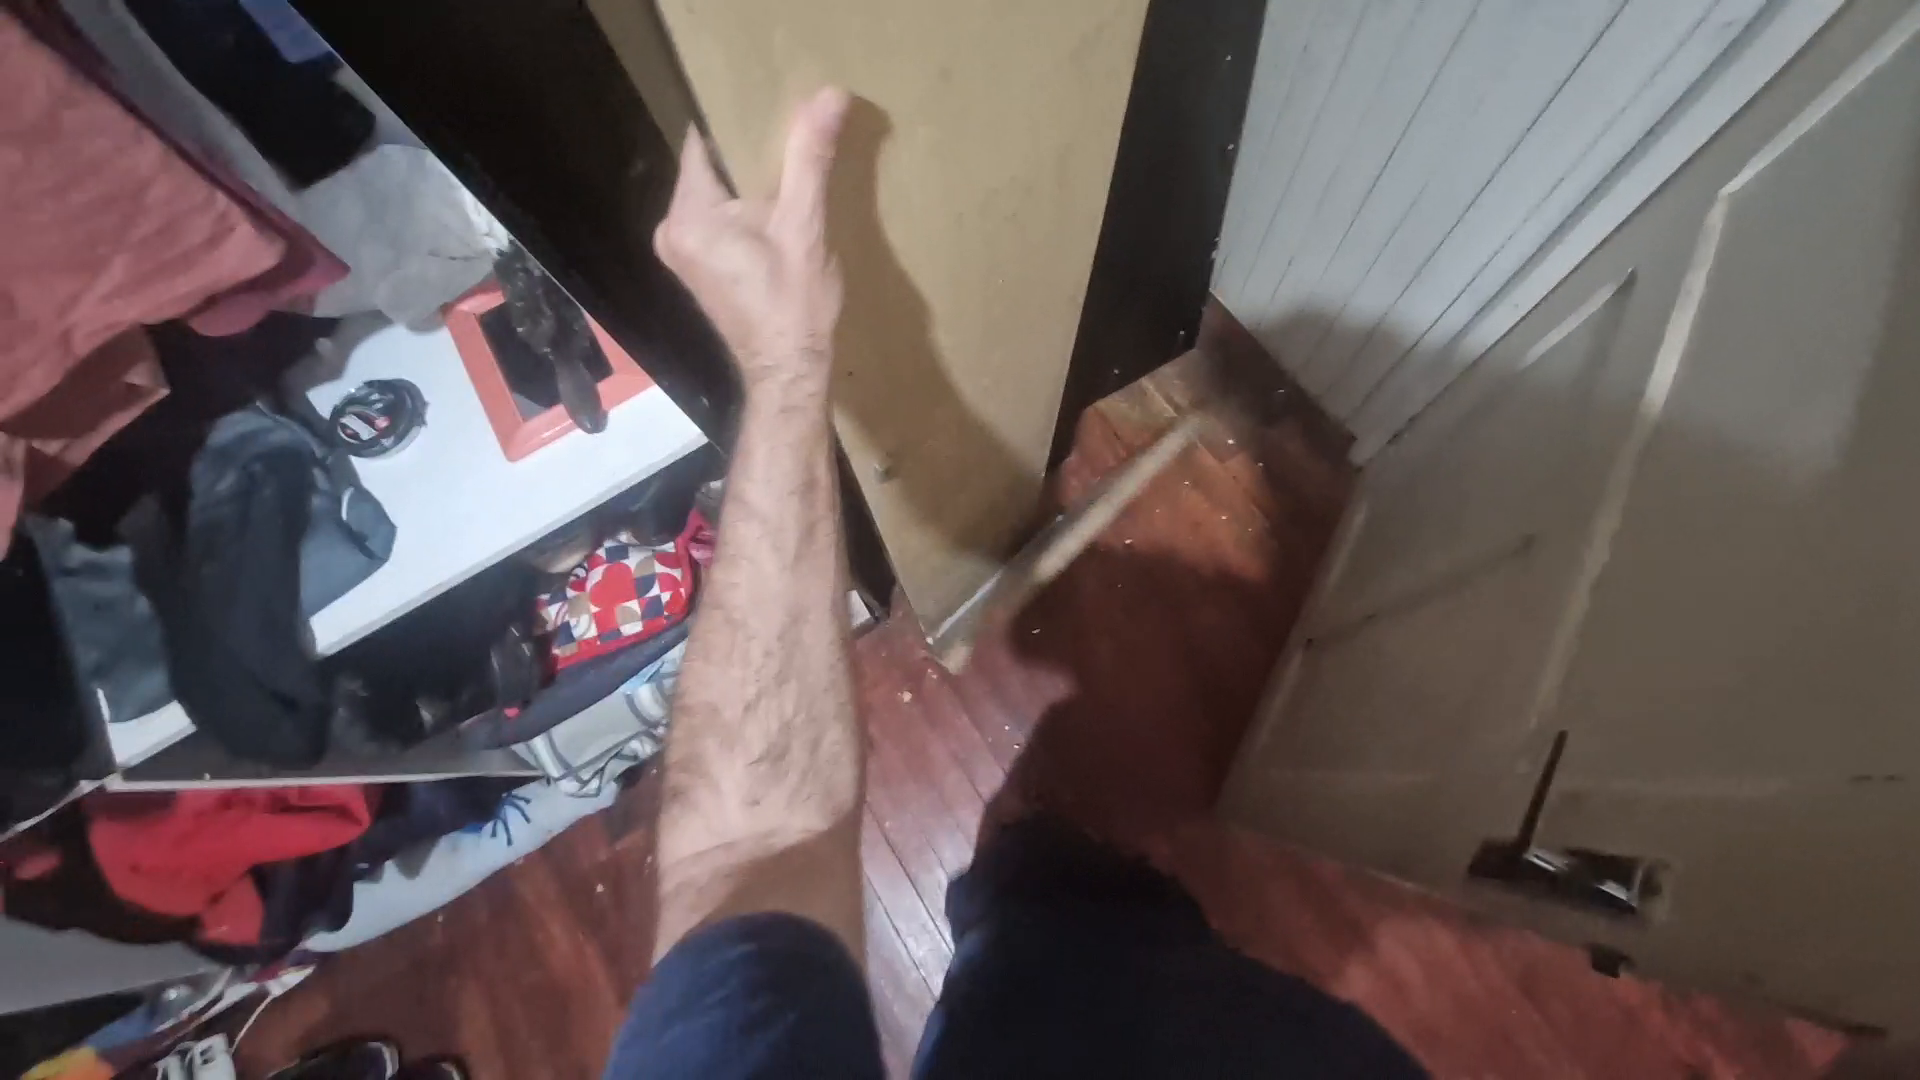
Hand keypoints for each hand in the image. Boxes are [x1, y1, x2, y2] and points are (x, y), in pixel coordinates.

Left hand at [654, 87, 850, 396]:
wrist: (789, 373)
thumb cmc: (794, 309)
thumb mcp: (805, 229)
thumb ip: (809, 159)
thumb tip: (829, 95)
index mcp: (689, 215)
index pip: (705, 139)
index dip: (740, 120)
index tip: (774, 109)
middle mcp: (673, 230)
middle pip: (712, 168)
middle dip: (750, 157)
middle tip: (791, 143)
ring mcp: (682, 253)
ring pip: (719, 197)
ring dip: (752, 188)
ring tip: (790, 179)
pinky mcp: (698, 270)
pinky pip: (720, 223)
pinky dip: (746, 216)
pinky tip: (778, 218)